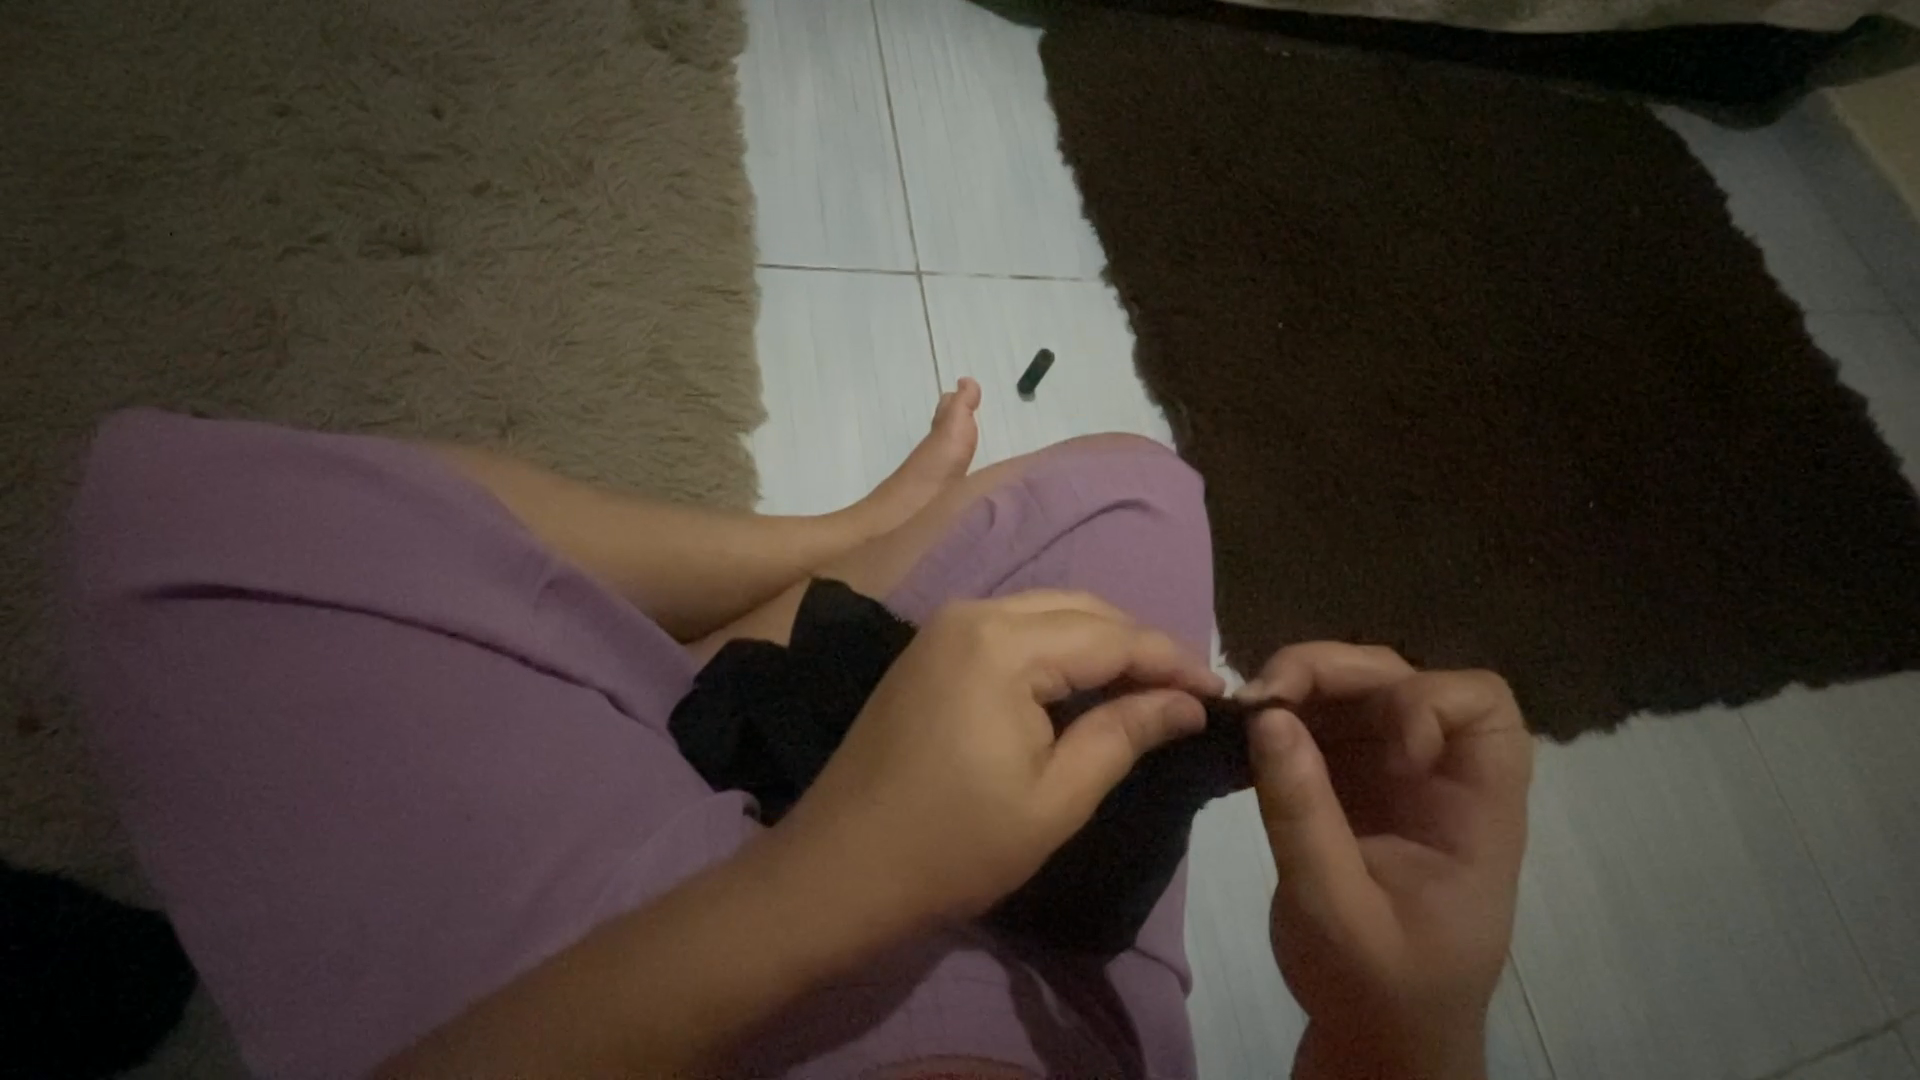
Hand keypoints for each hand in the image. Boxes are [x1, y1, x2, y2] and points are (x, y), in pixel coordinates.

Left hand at [776, 590, 1223, 929]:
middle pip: (1080, 609)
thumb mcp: (1054, 799)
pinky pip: (1011, 629)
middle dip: (1138, 646)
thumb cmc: (952, 847)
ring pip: (1046, 613)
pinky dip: (1056, 649)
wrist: (837, 870)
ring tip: (1144, 690)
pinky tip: (1080, 684)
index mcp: (1003, 644)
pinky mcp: (929, 648)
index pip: (1112, 635)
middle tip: (1184, 694)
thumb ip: (1123, 734)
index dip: (1172, 661)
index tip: (1220, 693)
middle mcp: (972, 613)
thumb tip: (1186, 703)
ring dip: (1098, 643)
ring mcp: (943, 627)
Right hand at [1242, 644, 1532, 1079]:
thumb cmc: (1379, 986)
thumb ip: (1302, 813)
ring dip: (1294, 684)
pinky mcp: (1340, 780)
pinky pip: (1310, 720)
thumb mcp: (1336, 909)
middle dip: (1329, 670)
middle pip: (1397, 678)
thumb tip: (1264, 714)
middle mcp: (1431, 772)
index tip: (1376, 749)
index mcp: (1472, 808)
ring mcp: (1382, 771)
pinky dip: (1275, 713)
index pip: (1480, 707)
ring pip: (1347, 689)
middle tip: (1261, 695)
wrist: (1375, 1035)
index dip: (1426, 703)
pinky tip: (1240, 732)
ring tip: (1242, 710)